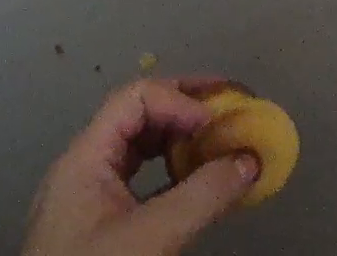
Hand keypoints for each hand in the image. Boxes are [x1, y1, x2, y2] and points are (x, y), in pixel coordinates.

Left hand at [22, 78, 258, 255]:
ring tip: (221, 142)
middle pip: (138, 113)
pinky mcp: (99, 225)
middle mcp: (84, 168)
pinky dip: (174, 170)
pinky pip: (142, 177)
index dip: (180, 101)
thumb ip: (203, 196)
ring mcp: (89, 197)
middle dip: (187, 107)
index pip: (137, 98)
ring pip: (141, 145)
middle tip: (231, 107)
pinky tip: (198, 182)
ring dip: (182, 138)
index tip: (216, 124)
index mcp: (84, 158)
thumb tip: (252, 160)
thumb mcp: (150, 238)